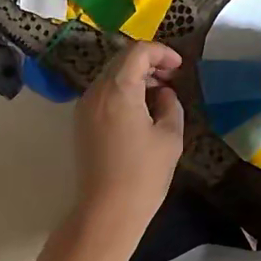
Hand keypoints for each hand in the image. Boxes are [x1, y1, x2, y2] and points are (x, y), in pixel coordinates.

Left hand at [74, 42, 184, 225]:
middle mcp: (95, 91)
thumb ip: (170, 105)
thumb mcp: (170, 136)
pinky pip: (102, 94)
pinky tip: (139, 110)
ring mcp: (84, 106)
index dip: (161, 52)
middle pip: (120, 60)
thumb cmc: (144, 174)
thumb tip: (164, 93)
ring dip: (134, 77)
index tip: (180, 67)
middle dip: (148, 63)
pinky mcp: (80, 122)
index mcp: (118, 89)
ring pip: (109, 76)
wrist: (107, 209)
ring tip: (159, 95)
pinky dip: (121, 91)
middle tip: (172, 79)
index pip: (137, 52)